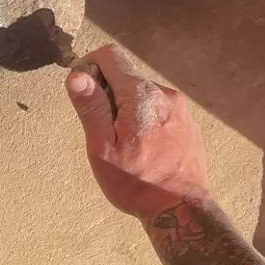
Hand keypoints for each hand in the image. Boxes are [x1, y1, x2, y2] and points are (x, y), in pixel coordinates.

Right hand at [66, 45, 210, 219]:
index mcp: (140, 95)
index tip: (83, 94)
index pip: (110, 55)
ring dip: (124, 108)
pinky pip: (157, 108)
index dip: (89, 67)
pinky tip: (142, 148)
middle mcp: (164, 93)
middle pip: (126, 74)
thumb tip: (76, 74)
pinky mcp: (187, 122)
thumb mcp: (102, 148)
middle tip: (100, 130)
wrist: (181, 209)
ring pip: (141, 93)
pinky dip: (142, 118)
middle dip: (106, 93)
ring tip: (122, 144)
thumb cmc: (135, 182)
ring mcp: (180, 107)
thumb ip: (91, 108)